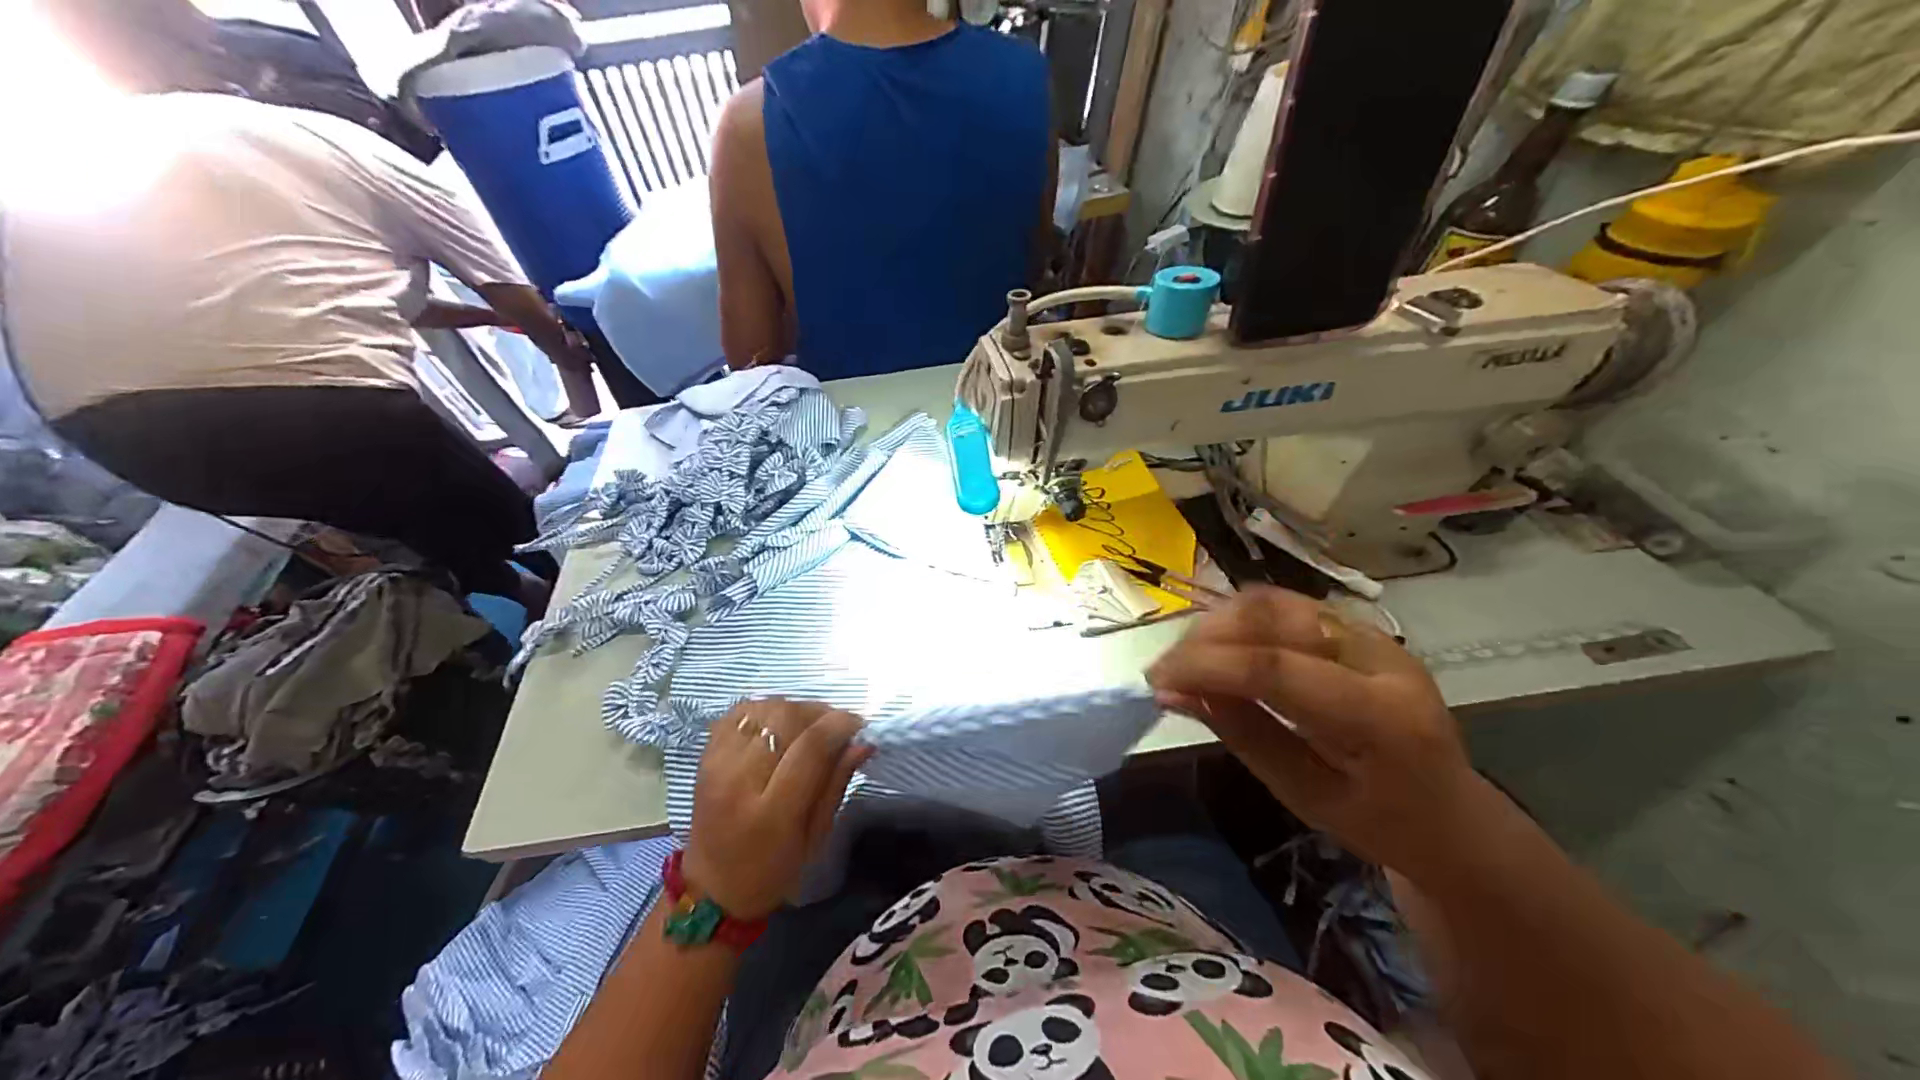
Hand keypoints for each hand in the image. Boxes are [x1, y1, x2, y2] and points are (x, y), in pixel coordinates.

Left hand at [683, 699, 870, 919]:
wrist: (712, 888)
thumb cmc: (772, 872)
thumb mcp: (816, 837)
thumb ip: (836, 783)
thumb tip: (862, 742)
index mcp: (771, 812)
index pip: (810, 747)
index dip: (839, 725)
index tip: (858, 725)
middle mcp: (738, 781)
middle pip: (784, 719)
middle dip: (818, 713)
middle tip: (836, 726)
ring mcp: (717, 764)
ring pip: (763, 709)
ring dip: (793, 708)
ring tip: (809, 725)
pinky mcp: (705, 756)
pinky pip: (739, 713)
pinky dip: (765, 710)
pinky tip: (779, 725)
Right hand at [1146, 587, 1491, 879]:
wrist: (1453, 815)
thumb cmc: (1381, 822)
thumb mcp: (1305, 795)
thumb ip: (1241, 734)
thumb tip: (1174, 694)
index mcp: (1381, 717)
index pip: (1277, 668)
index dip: (1207, 666)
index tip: (1156, 679)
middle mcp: (1382, 658)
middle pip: (1274, 618)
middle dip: (1205, 638)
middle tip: (1165, 671)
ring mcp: (1373, 635)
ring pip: (1276, 602)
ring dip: (1218, 623)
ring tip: (1186, 658)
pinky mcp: (1358, 628)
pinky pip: (1286, 607)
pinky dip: (1240, 620)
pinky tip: (1217, 646)